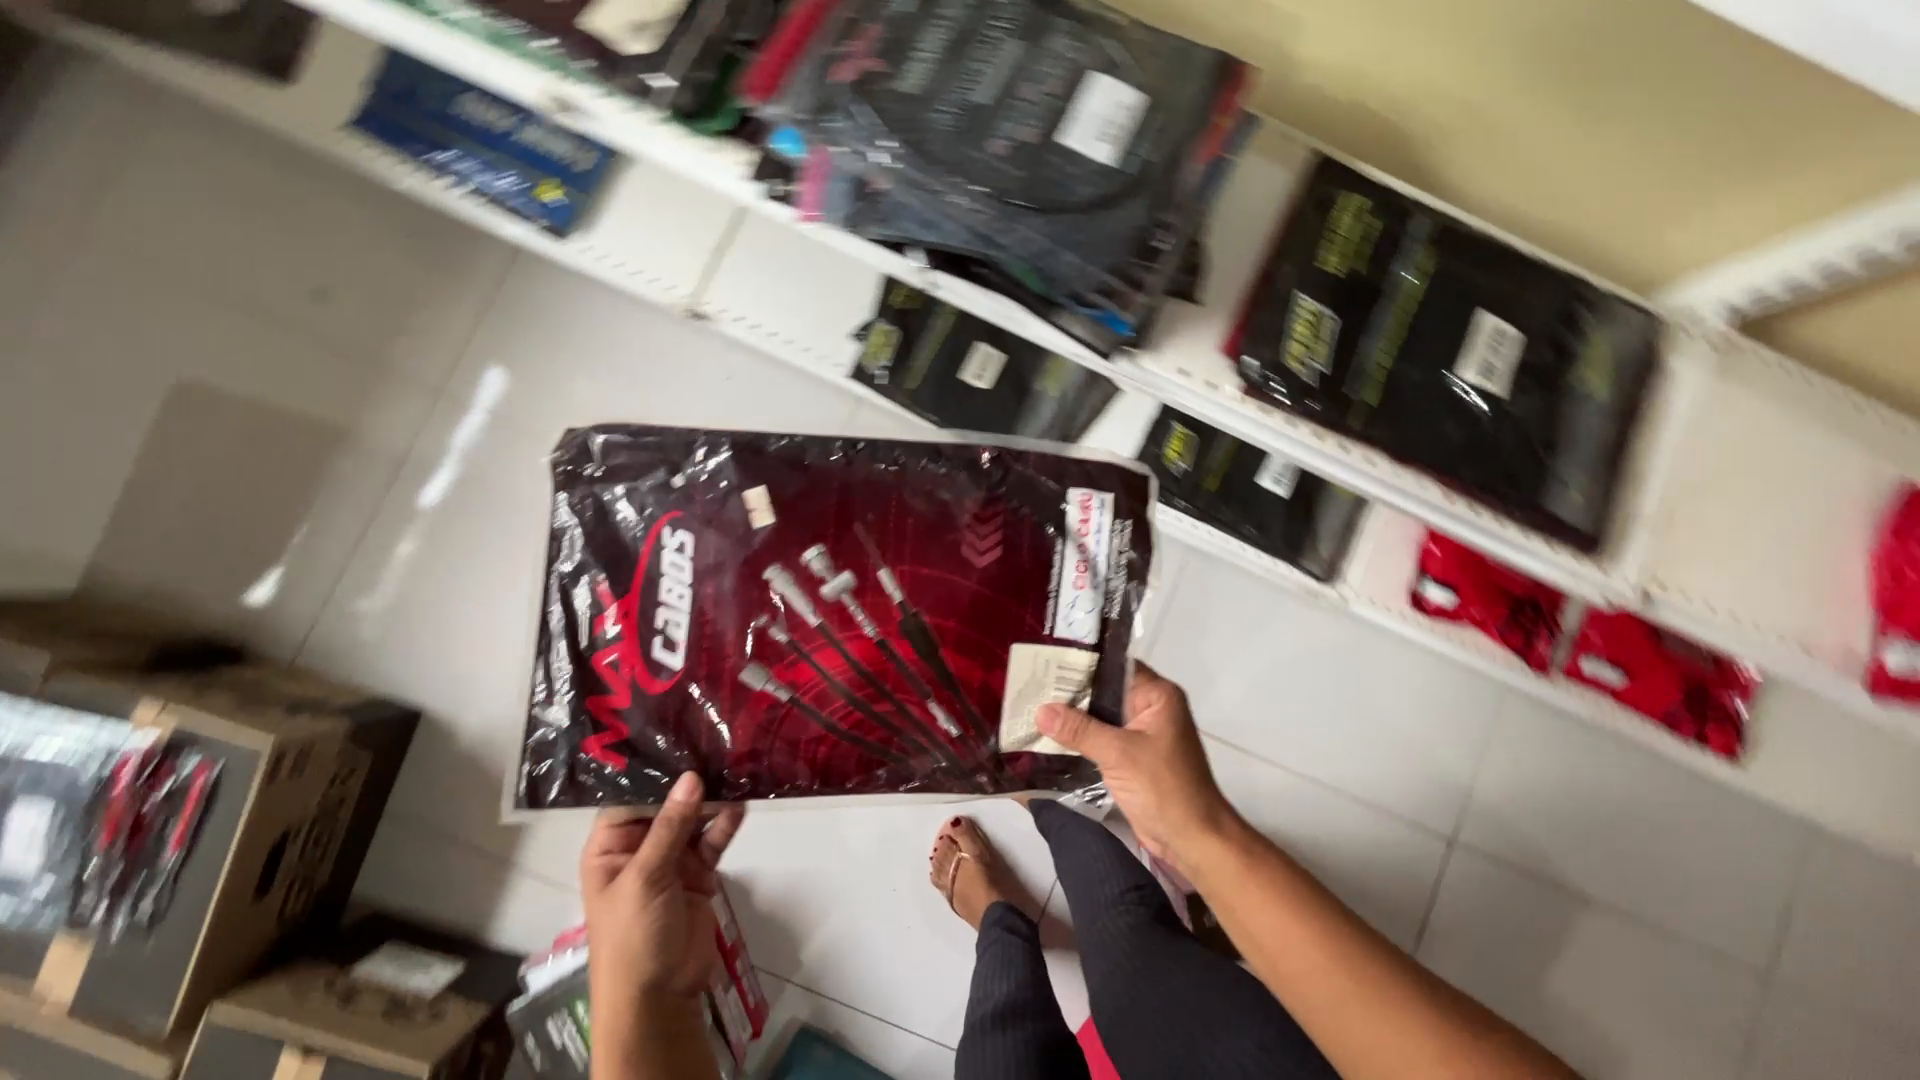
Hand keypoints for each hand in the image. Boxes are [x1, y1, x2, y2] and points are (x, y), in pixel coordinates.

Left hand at [581, 773, 744, 1021]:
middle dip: (688, 786)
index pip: (627, 800)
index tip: (677, 743)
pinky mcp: (698, 875)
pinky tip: (740, 807)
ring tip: (733, 772)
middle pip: (665, 807)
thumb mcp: (646, 878)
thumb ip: (670, 827)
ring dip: (711, 803)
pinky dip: (725, 826)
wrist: (659, 994)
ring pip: (692, 822)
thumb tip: (691, 778)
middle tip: (714, 750)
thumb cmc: (633, 935)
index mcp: (610, 848)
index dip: (650, 775)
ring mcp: (670, 862)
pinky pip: (712, 842)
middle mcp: (639, 849)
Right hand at [1037, 663, 1233, 868]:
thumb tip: (1040, 711)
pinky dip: (1079, 739)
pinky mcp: (1132, 758)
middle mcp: (1150, 709)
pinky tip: (1048, 737)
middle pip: (1105, 691)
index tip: (1045, 661)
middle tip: (1030, 684)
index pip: (1116, 667)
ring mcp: (1141, 735)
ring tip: (1031, 707)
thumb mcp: (1119, 754)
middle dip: (1070, 692)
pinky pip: (1101, 740)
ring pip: (1101, 717)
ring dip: (1072, 718)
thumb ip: (1080, 730)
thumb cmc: (1164, 788)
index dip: (1082, 663)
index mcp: (1158, 696)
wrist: (1192, 839)